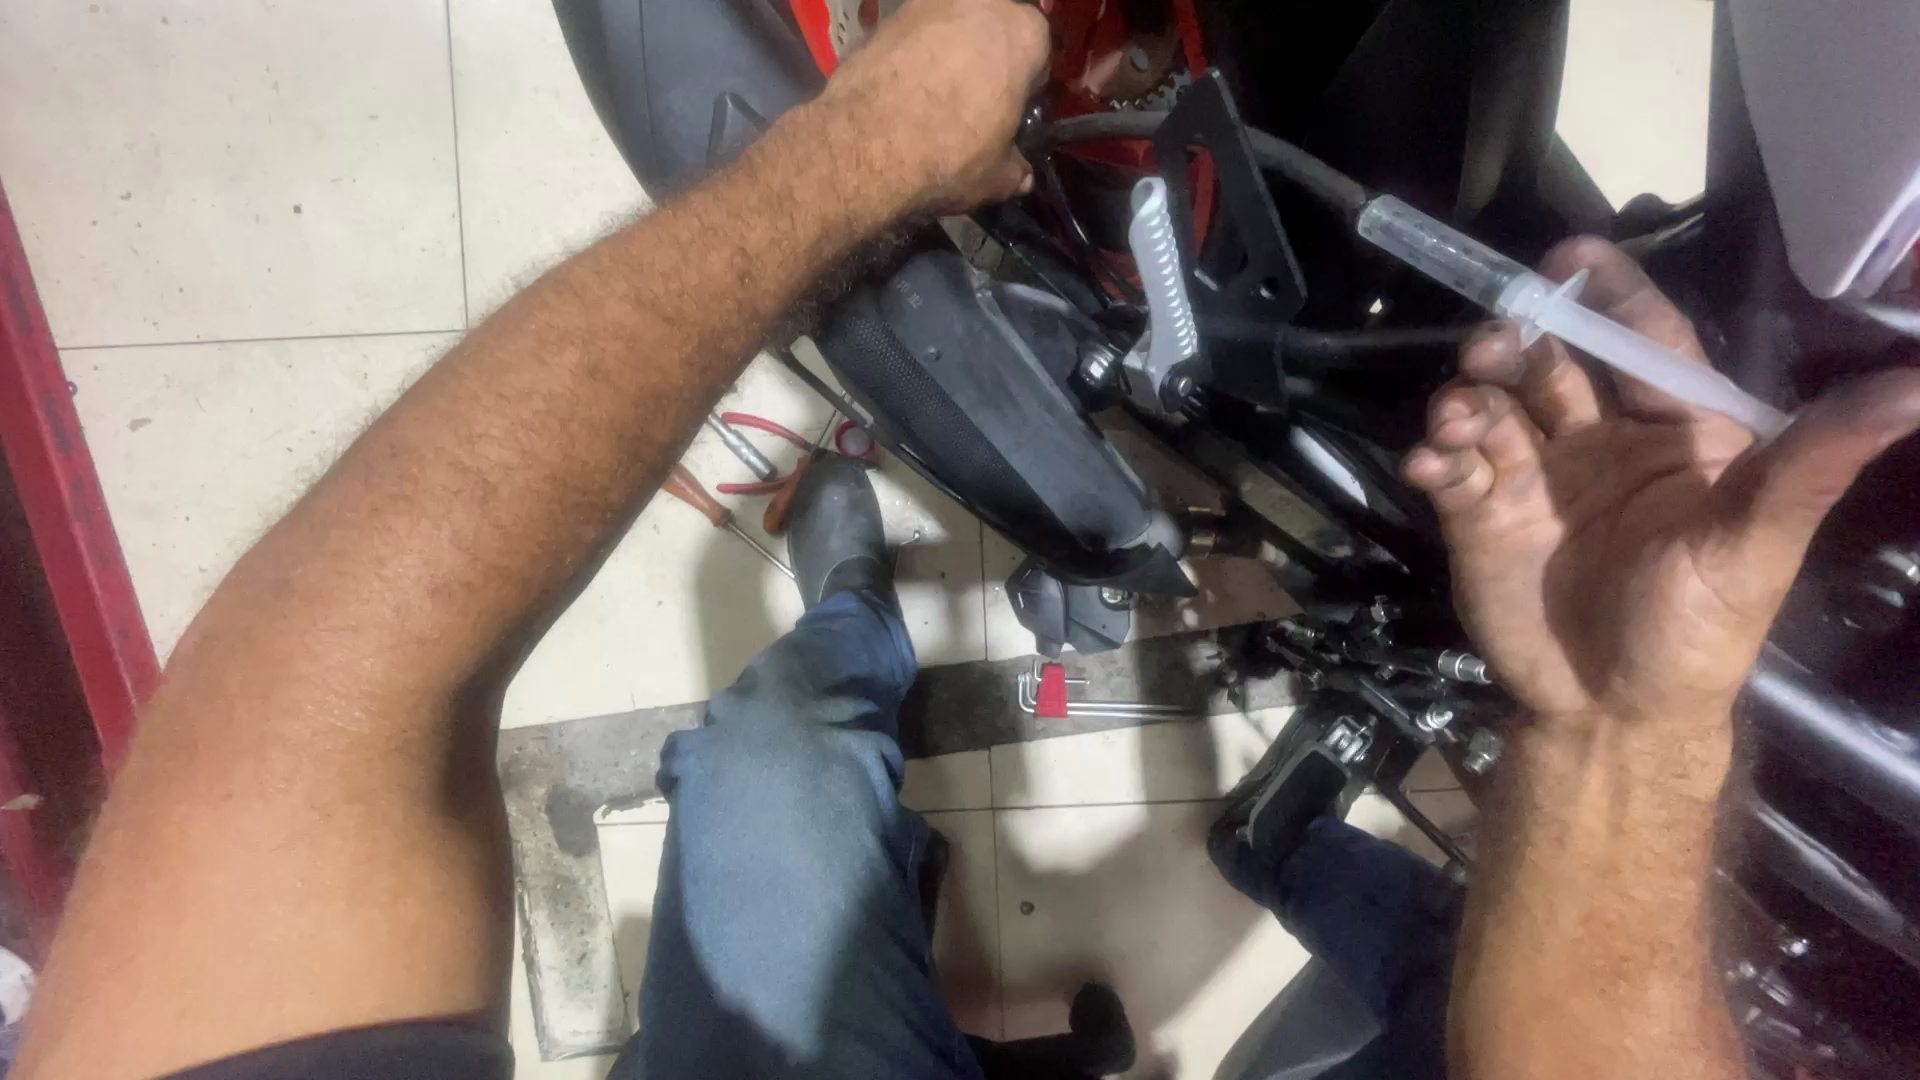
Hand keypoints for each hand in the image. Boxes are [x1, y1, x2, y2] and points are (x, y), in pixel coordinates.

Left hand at [816, 0, 1049, 213]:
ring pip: (953, 27)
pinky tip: (904, 95)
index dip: (1027, 85)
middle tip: (974, 106)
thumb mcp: (996, 178)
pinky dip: (913, 58)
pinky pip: (913, 36)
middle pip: (995, 29)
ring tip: (935, 102)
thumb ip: (1015, 169)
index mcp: (1023, 35)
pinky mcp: (887, 15)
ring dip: (950, 55)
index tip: (1012, 112)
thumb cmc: (949, 157)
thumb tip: (1021, 175)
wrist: (869, 146)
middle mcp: (982, 2)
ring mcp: (930, 1)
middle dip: (989, 60)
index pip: (1039, 51)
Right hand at [1403, 237, 1919, 733]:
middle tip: (1490, 345)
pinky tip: (1432, 466)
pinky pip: (1450, 472)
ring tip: (1456, 418)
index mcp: (1673, 436)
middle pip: (1546, 370)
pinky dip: (1434, 460)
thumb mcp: (1754, 544)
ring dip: (1465, 402)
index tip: (1569, 255)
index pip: (1642, 346)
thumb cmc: (1697, 624)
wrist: (1607, 703)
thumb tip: (1917, 381)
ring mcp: (1526, 480)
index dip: (1611, 297)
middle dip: (1515, 346)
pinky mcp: (1474, 516)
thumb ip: (1810, 463)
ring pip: (1488, 413)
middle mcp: (1592, 445)